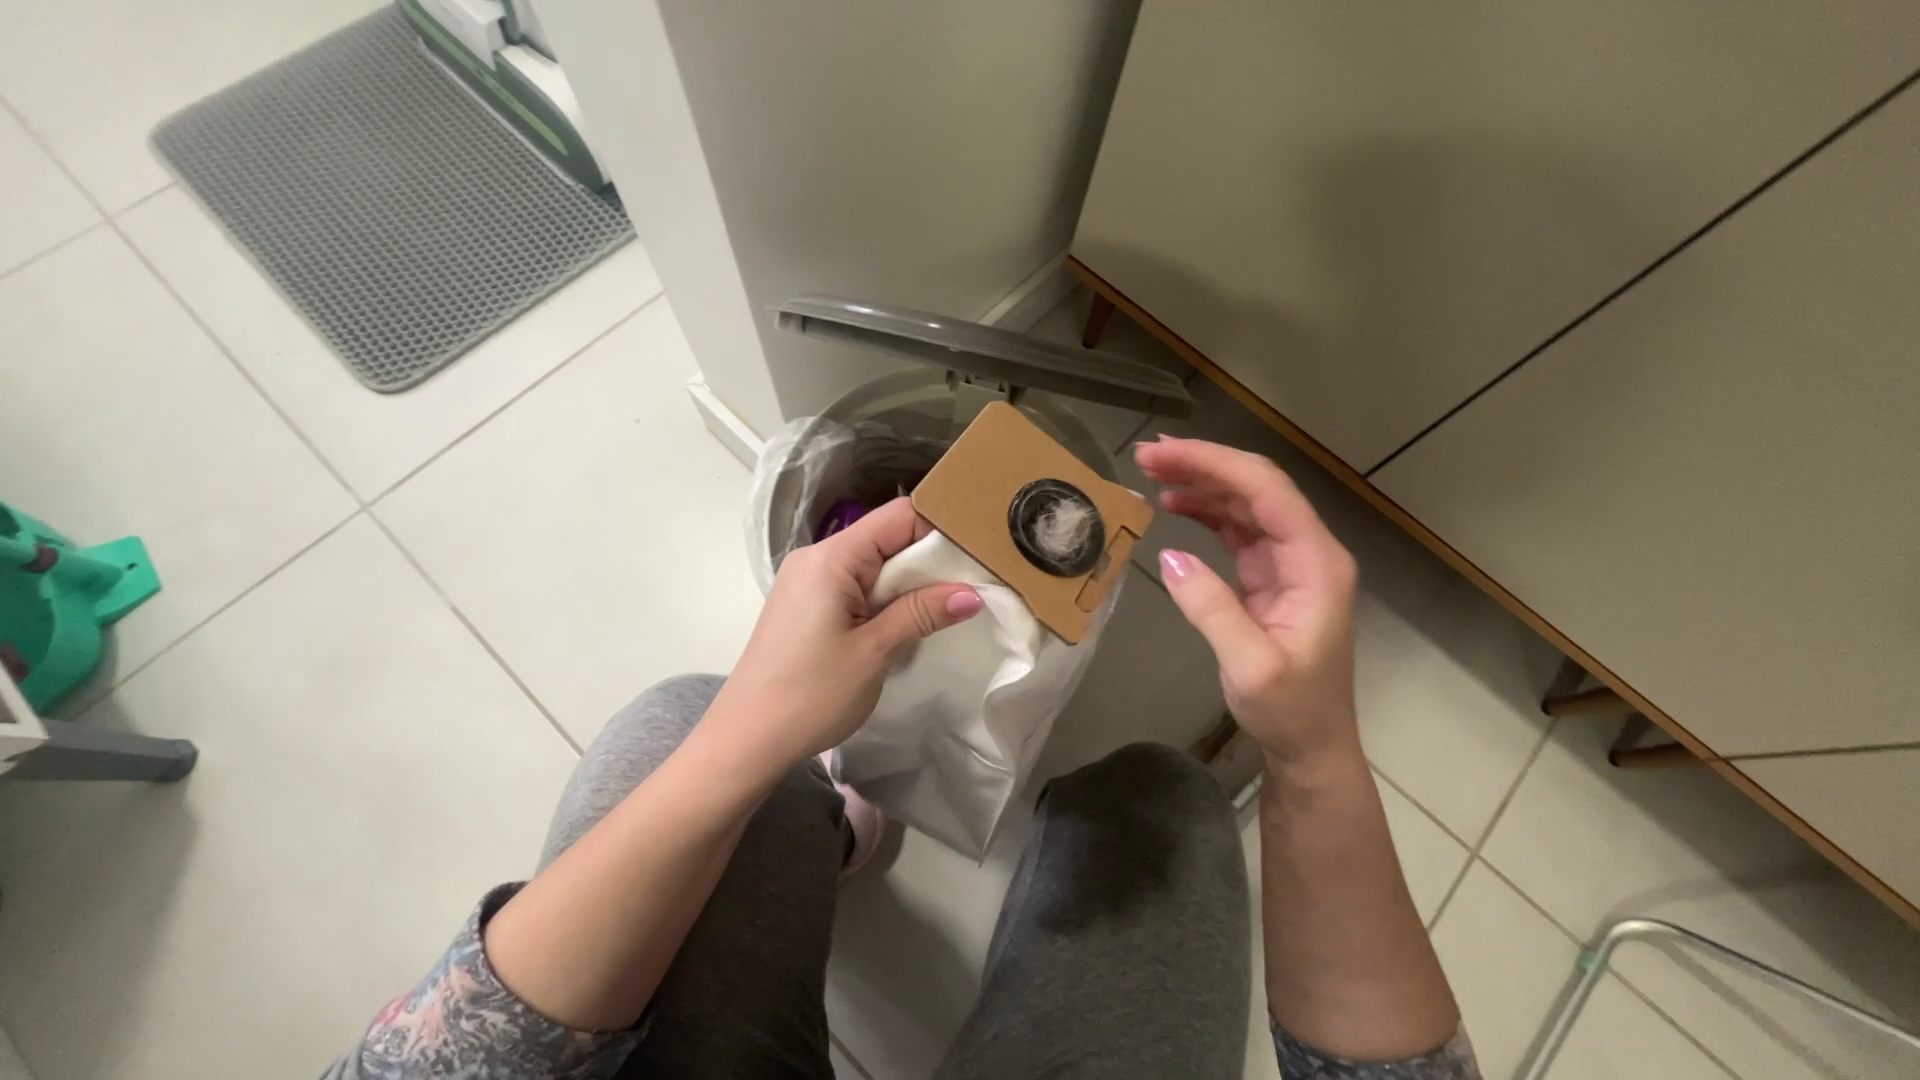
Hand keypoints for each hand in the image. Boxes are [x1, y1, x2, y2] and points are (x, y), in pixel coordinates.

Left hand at [707, 497, 982, 770]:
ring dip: (908, 584)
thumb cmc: (811, 694)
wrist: (747, 739)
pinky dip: (884, 599)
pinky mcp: (805, 606)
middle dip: (929, 561)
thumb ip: (922, 613)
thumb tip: (973, 593)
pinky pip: (854, 586)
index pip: (898, 517)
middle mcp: (816, 558)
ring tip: (945, 608)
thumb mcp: (875, 652)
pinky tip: (903, 624)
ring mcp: (807, 582)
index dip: (940, 529)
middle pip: (886, 538)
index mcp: (832, 558)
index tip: (977, 554)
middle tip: (973, 585)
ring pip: (872, 565)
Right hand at [1134, 436, 1359, 770]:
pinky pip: (1239, 529)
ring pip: (1246, 503)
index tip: (1163, 454)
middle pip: (1257, 487)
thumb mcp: (1250, 667)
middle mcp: (1309, 552)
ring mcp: (1290, 562)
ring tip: (1152, 469)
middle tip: (1148, 454)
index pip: (1267, 492)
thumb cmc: (1290, 712)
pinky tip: (1175, 503)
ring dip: (1202, 482)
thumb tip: (1170, 556)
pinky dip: (1207, 511)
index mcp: (1317, 564)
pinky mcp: (1271, 577)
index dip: (1215, 464)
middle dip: (1204, 463)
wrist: (1311, 746)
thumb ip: (1212, 609)